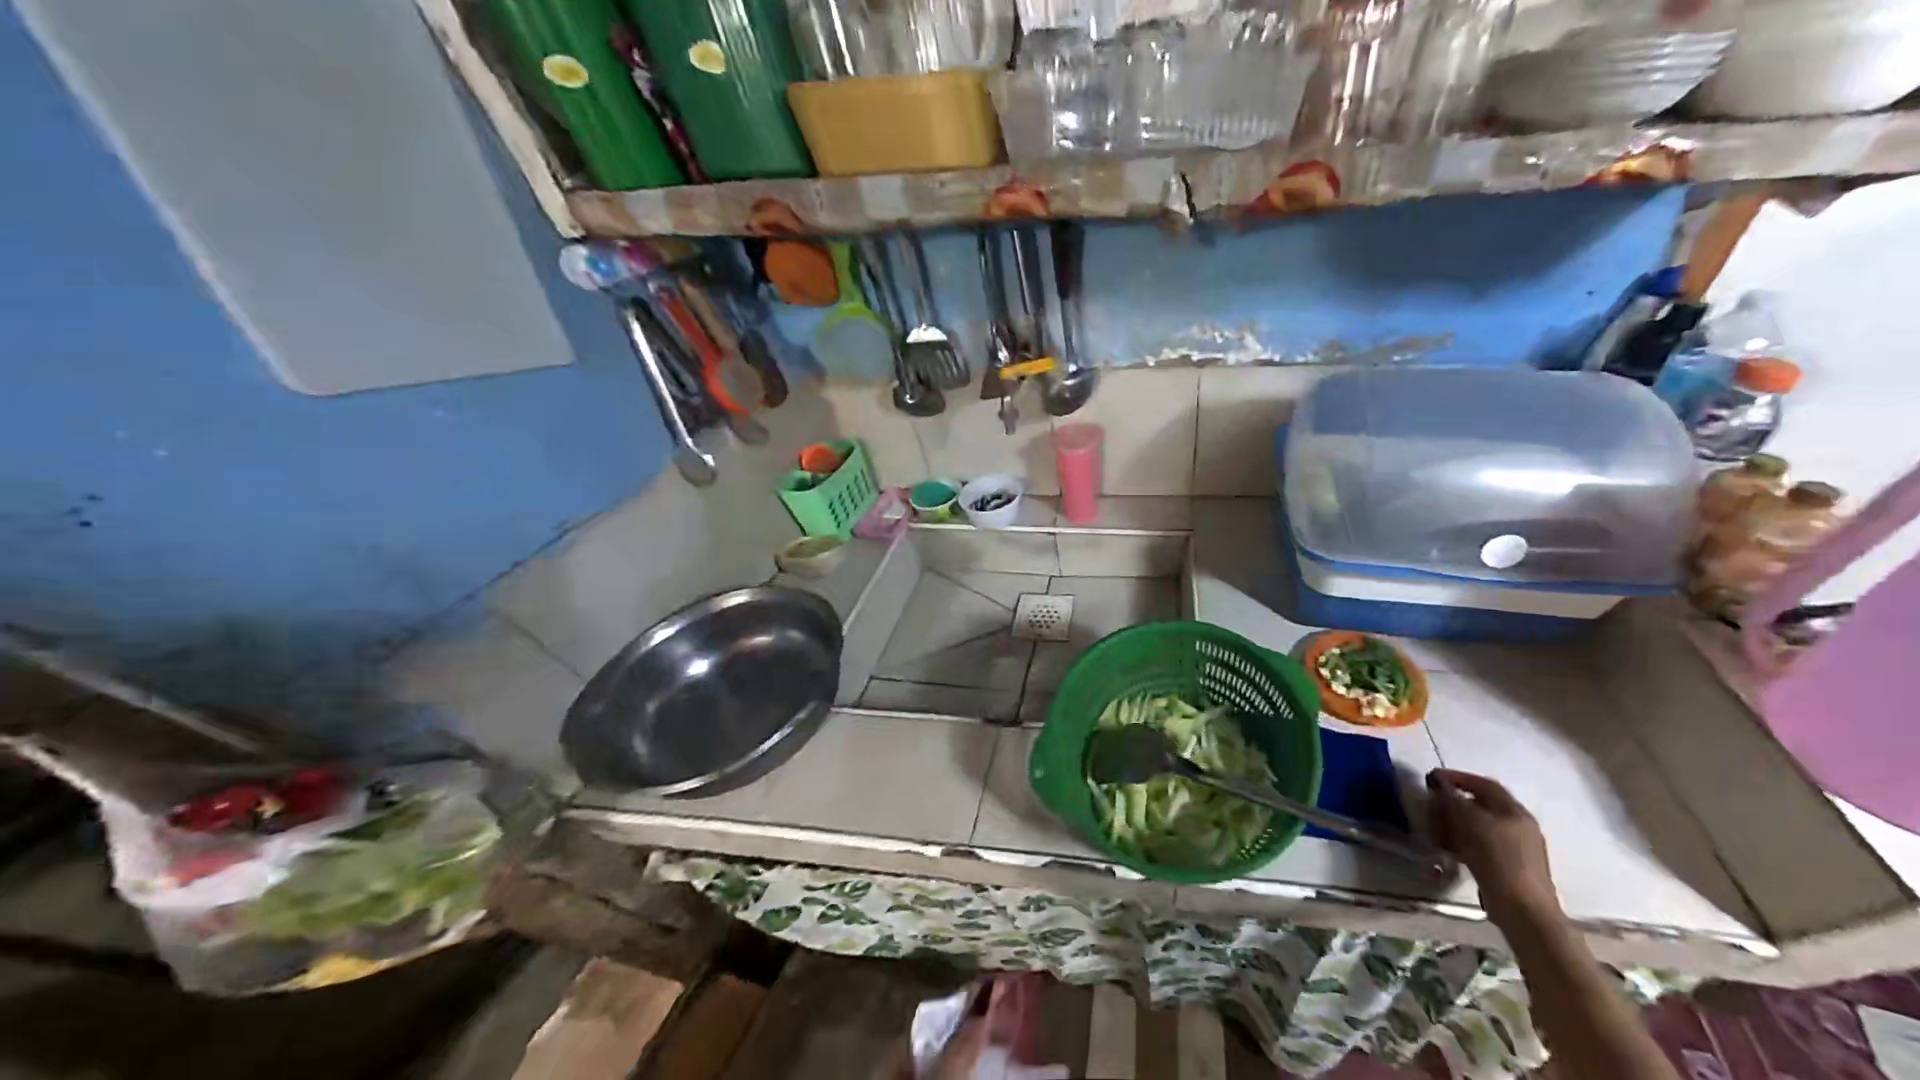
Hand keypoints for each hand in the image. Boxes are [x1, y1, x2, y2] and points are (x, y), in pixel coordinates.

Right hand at [1426, 768, 1558, 921]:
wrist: (1523, 909)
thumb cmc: (1498, 858)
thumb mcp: (1471, 822)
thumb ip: (1453, 799)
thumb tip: (1439, 783)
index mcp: (1515, 812)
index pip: (1484, 784)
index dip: (1457, 777)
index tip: (1432, 778)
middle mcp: (1518, 826)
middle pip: (1480, 806)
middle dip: (1453, 803)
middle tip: (1431, 805)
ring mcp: (1516, 848)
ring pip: (1478, 826)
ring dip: (1454, 824)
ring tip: (1434, 829)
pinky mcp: (1508, 867)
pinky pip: (1480, 845)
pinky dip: (1462, 842)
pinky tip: (1448, 849)